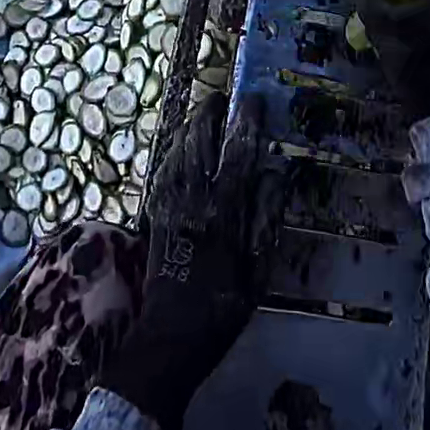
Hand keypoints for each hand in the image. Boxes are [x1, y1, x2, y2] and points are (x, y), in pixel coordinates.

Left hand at [100, 93, 264, 429]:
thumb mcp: (258, 270)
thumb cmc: (223, 305)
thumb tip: (277, 172)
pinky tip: (179, 142)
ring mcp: (167, 203)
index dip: (246, 124)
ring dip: (189, 125)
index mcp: (222, 213)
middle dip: (209, 113)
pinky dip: (173, 147)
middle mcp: (192, 200)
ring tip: (202, 109)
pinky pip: (162, 167)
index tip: (255, 100)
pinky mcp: (153, 210)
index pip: (237, 156)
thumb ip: (267, 217)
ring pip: (176, 150)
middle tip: (221, 95)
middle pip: (198, 143)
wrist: (171, 334)